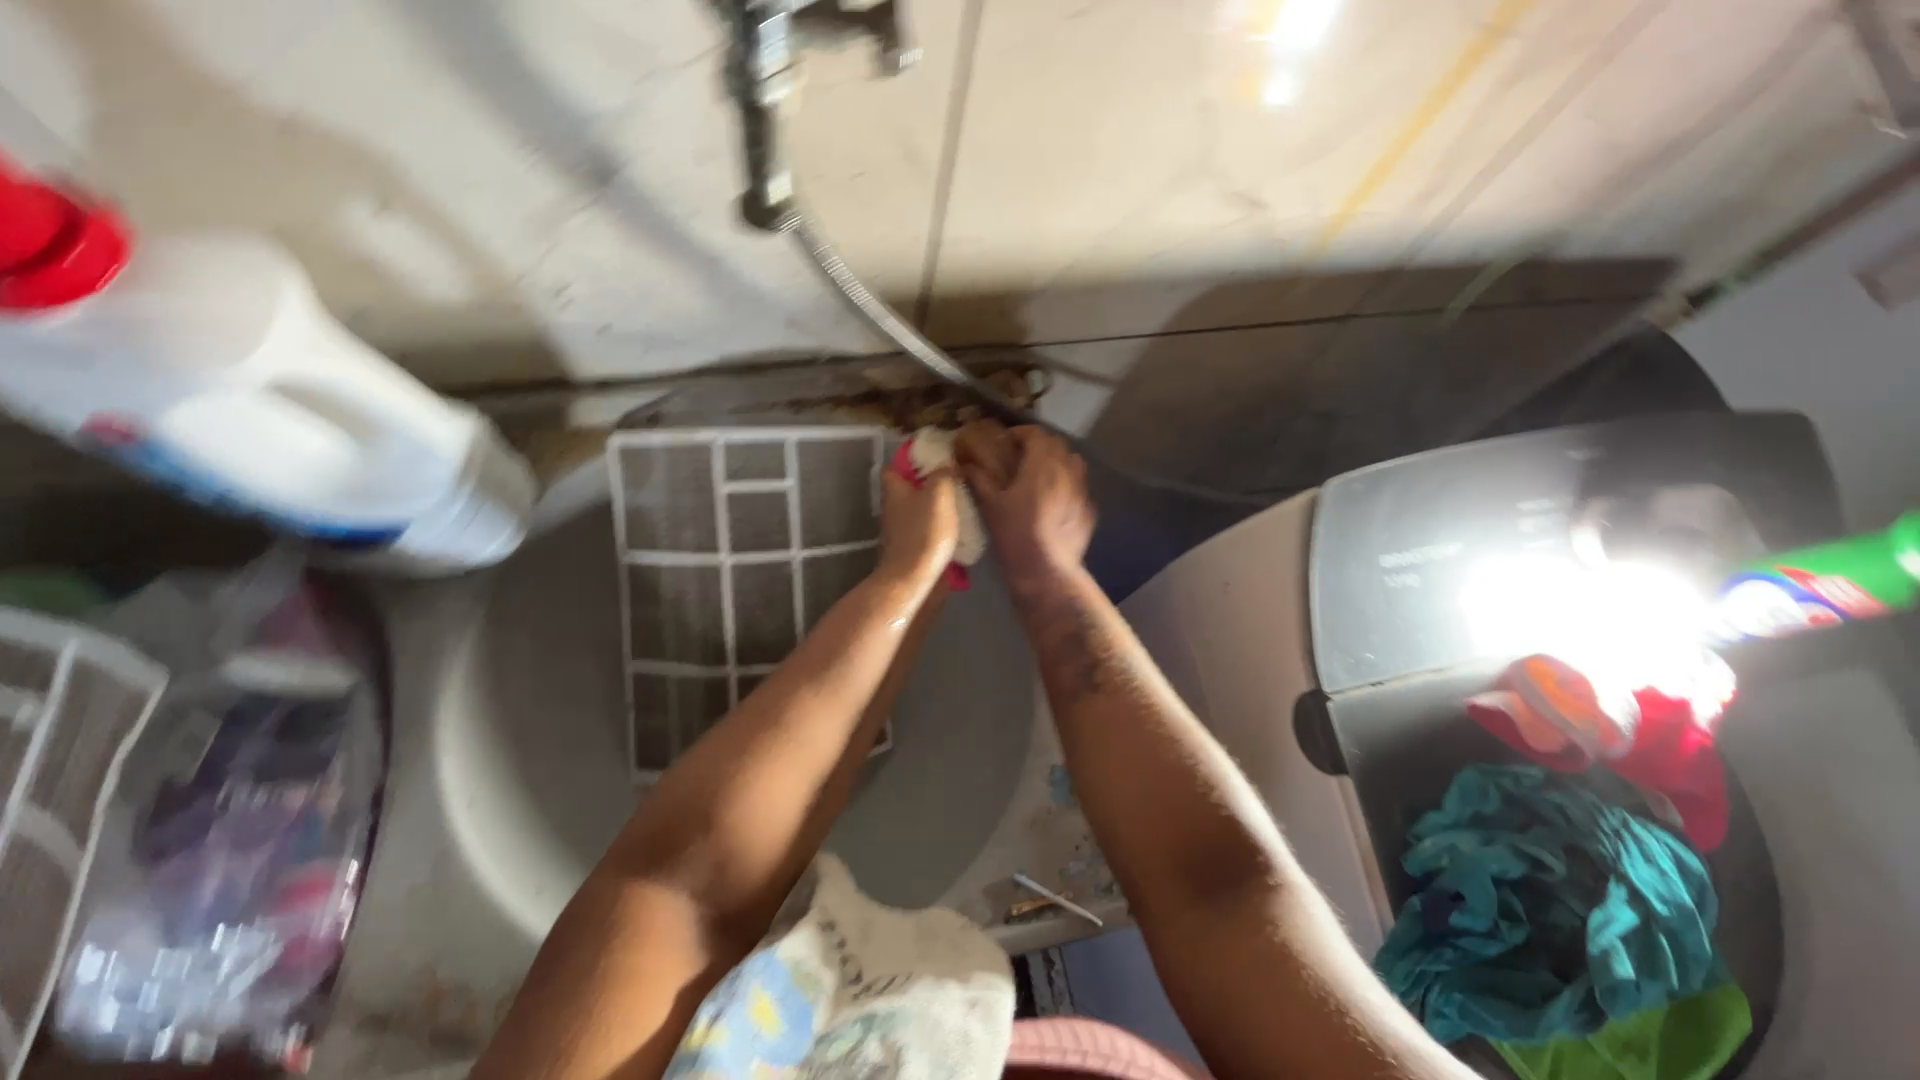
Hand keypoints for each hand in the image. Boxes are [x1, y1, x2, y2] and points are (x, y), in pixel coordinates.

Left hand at [877, 468, 958, 587]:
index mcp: (894, 490)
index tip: (933, 457)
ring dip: (935, 507)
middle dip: (927, 484)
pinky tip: (957, 528)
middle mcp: (892, 509)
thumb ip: (943, 474)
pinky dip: (938, 528)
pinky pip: (924, 531)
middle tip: (953, 479)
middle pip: (907, 489)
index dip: (910, 460)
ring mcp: (899, 531)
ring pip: (917, 511)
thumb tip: (946, 464)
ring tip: (961, 503)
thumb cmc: (924, 532)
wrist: (913, 579)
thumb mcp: (939, 493)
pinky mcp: (910, 550)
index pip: (893, 467)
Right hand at [958, 423, 1094, 589]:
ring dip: (1056, 461)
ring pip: (1073, 462)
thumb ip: (980, 479)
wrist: (1047, 571)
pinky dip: (1066, 484)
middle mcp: (1067, 470)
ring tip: (1039, 475)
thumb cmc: (1015, 534)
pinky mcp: (1089, 509)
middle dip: (1039, 445)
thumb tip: (966, 464)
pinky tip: (1053, 501)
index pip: (1036, 433)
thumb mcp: (991, 505)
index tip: (1006, 442)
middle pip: (1057, 444)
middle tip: (1020, 456)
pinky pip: (1078, 486)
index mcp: (1042, 464)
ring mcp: (1082, 490)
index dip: (1020, 433)